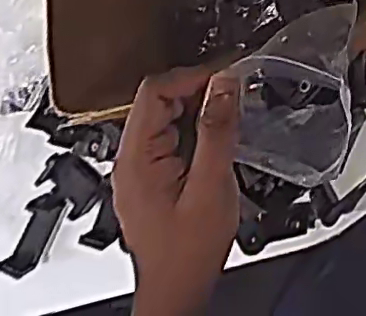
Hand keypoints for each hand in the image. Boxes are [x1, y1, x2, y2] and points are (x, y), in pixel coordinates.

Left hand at [116, 66, 242, 315]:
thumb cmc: (189, 250)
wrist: (179, 289)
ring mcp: (141, 167)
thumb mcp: (211, 184)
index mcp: (137, 159)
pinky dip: (199, 122)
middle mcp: (132, 159)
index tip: (226, 76)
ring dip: (200, 104)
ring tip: (231, 112)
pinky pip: (173, 131)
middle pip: (159, 97)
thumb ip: (217, 129)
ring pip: (167, 112)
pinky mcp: (154, 173)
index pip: (155, 91)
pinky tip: (220, 133)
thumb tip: (225, 82)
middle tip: (234, 92)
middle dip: (199, 87)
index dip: (193, 76)